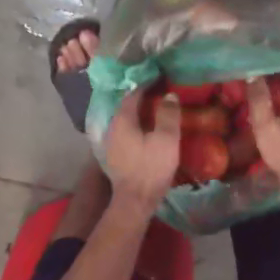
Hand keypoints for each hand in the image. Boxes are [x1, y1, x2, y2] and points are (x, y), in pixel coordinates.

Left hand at [104, 87, 179, 208]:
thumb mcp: (166, 139)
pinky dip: (137, 126)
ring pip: (126, 120)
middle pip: (127, 106)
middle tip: (161, 92)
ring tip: (157, 110)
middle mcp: (112, 127)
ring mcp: (111, 142)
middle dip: (143, 98)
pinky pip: (126, 132)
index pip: (133, 94)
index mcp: (122, 120)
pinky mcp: (115, 155)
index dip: (147, 84)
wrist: (134, 200)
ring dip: (140, 113)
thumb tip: (168, 95)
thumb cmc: (151, 168)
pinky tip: (148, 131)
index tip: (162, 79)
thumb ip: (168, 114)